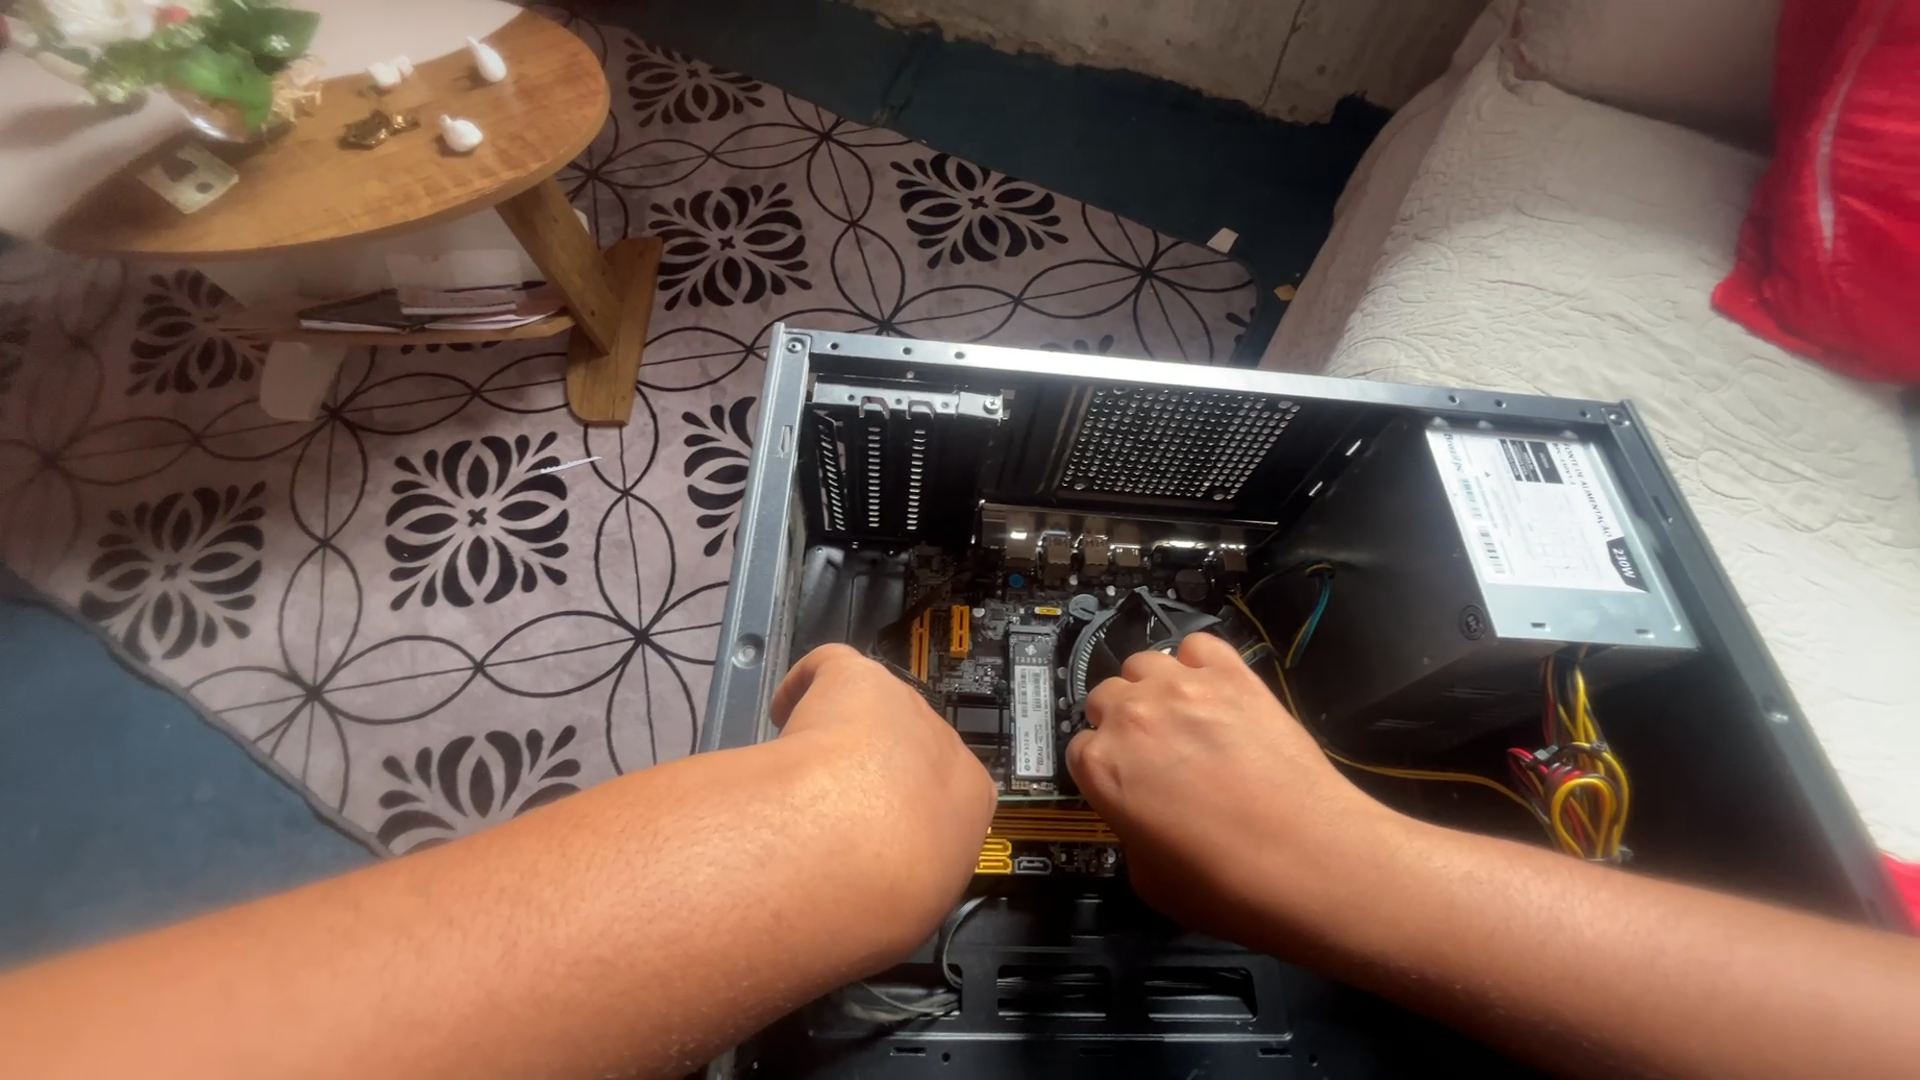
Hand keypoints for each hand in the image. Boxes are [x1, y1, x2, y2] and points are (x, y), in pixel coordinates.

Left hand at [771, 644, 996, 945]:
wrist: (861, 846)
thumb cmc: (896, 889)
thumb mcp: (922, 903)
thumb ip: (913, 880)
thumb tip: (884, 895)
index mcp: (972, 798)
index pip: (953, 788)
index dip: (915, 802)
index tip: (886, 822)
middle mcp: (940, 745)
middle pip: (911, 743)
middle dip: (877, 766)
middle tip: (835, 800)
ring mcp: (900, 704)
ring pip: (870, 707)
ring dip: (842, 729)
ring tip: (804, 764)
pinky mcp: (856, 677)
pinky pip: (830, 666)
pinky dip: (804, 685)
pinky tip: (782, 709)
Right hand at [1066, 633, 1401, 946]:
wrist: (1312, 862)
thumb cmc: (1228, 883)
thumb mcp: (1147, 878)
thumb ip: (1126, 828)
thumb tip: (1138, 813)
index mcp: (1101, 765)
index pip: (1078, 748)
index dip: (1102, 766)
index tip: (1123, 778)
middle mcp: (1131, 715)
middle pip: (1104, 697)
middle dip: (1120, 722)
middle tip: (1153, 750)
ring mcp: (1181, 687)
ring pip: (1142, 663)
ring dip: (1152, 686)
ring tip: (1180, 715)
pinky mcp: (1231, 674)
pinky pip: (1197, 645)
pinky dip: (1197, 662)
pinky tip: (1211, 690)